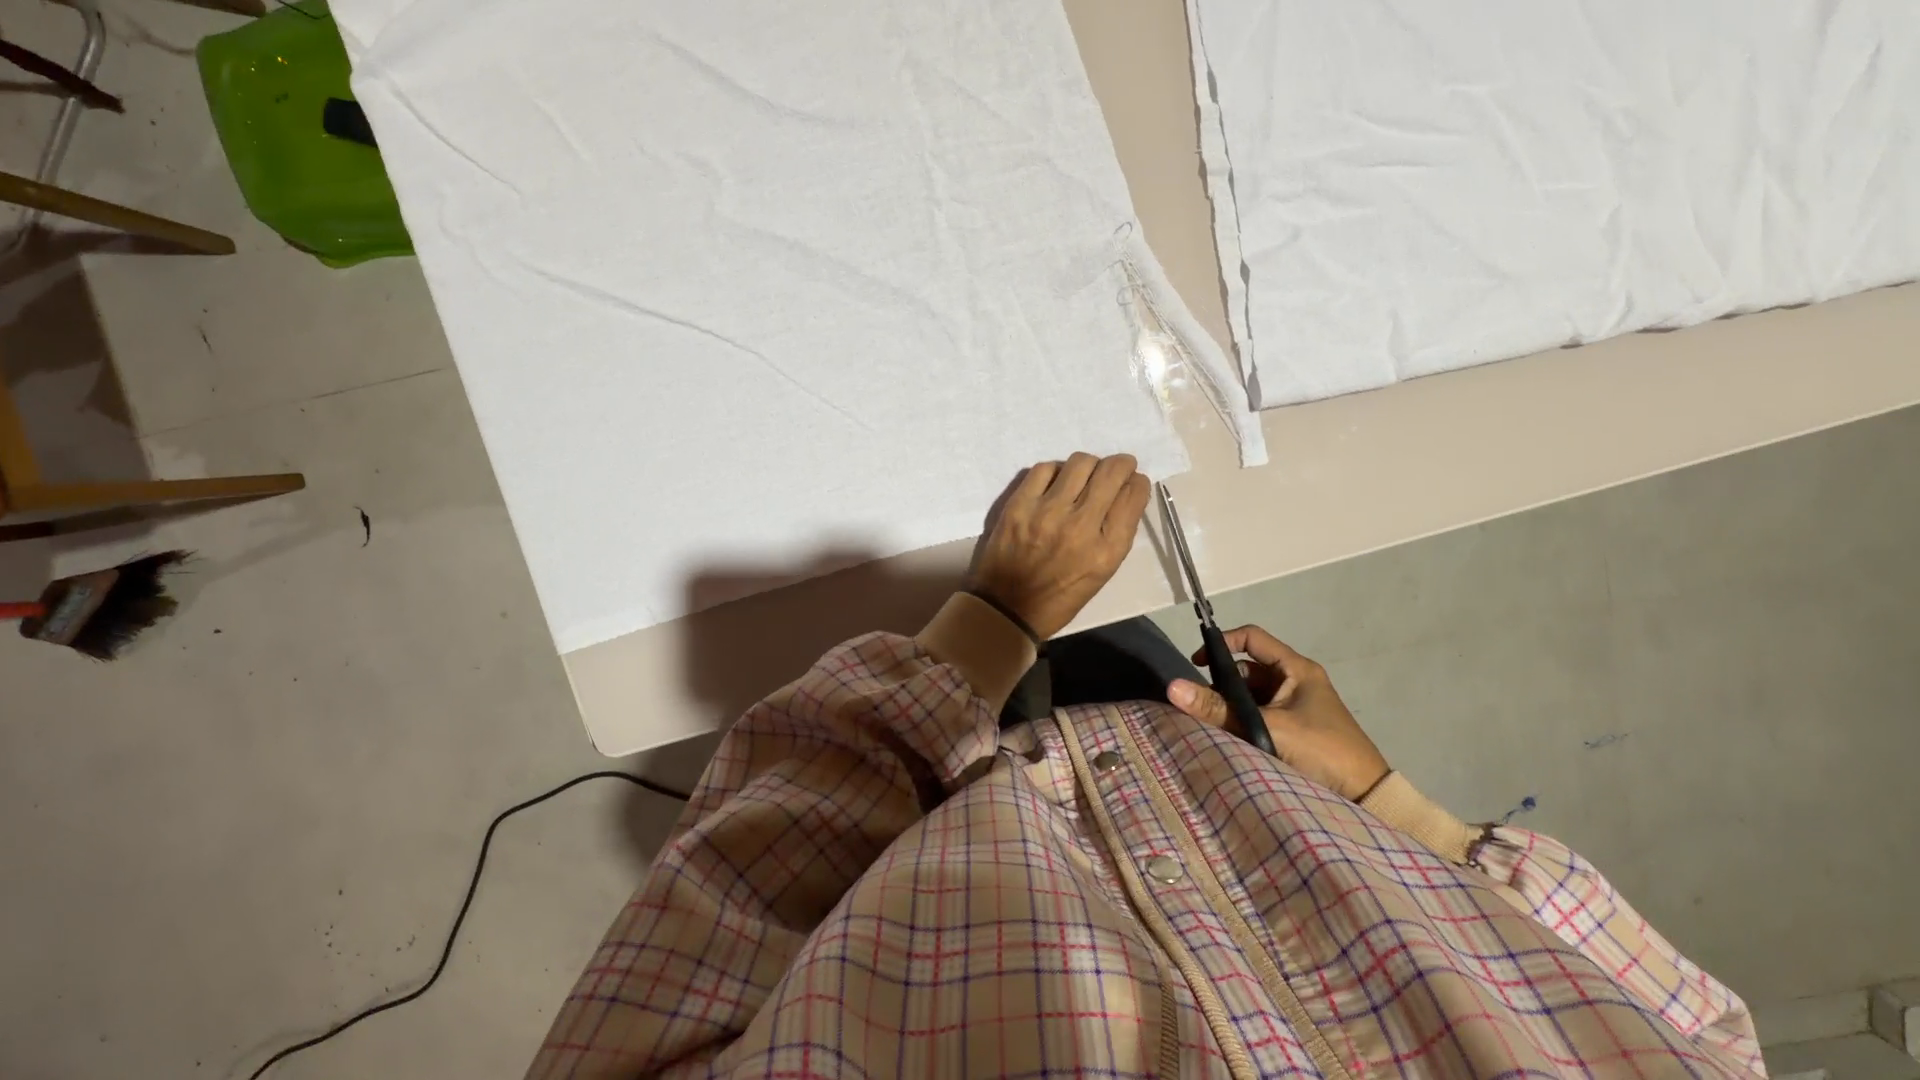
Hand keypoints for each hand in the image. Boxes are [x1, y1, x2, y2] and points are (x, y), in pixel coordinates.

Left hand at [965, 453, 1151, 640]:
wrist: (1007, 608)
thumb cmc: (1060, 597)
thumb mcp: (1102, 572)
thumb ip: (1116, 533)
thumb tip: (1124, 494)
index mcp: (1108, 549)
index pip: (1134, 495)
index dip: (1136, 482)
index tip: (1131, 482)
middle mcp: (1082, 525)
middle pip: (1111, 471)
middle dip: (1120, 464)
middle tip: (1114, 469)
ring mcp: (1048, 512)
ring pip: (1080, 462)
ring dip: (1088, 465)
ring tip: (1082, 477)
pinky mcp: (1019, 505)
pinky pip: (1044, 468)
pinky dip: (1055, 471)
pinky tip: (1054, 484)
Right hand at [1167, 626, 1389, 800]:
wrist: (1364, 796)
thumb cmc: (1321, 750)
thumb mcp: (1268, 727)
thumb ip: (1219, 709)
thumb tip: (1173, 687)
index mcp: (1297, 669)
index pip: (1252, 638)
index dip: (1223, 643)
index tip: (1197, 664)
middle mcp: (1295, 682)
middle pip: (1246, 670)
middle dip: (1222, 684)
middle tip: (1202, 705)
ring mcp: (1295, 707)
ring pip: (1250, 696)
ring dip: (1230, 707)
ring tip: (1212, 724)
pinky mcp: (1293, 730)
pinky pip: (1258, 717)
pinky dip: (1241, 723)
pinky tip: (1228, 738)